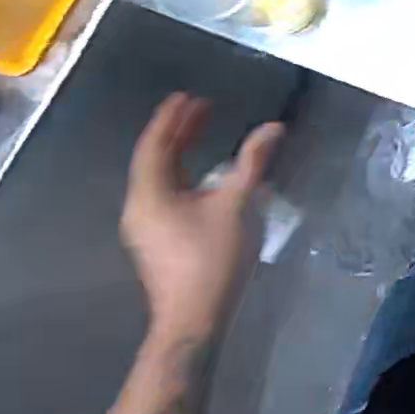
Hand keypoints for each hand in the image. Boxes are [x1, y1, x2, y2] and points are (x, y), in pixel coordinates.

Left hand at [122, 93, 284, 340]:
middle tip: (200, 106)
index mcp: (150, 195)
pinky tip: (203, 170)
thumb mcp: (238, 204)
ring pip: (160, 177)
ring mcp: (147, 226)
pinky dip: (183, 170)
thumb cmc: (213, 257)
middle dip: (177, 131)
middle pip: (155, 160)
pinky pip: (166, 191)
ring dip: (180, 150)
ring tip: (202, 129)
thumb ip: (253, 162)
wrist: (196, 317)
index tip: (186, 96)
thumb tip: (273, 126)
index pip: (155, 146)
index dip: (170, 119)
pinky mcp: (159, 239)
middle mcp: (141, 207)